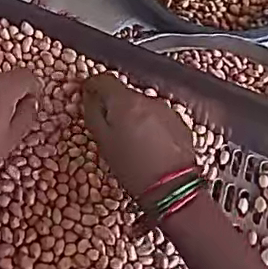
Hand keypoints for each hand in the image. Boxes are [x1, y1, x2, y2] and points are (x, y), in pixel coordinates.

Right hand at [80, 73, 195, 198]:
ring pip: (141, 107)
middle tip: (107, 129)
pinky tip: (147, 147)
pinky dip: (149, 126)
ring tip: (129, 142)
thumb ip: (93, 113)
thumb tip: (89, 96)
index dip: (92, 85)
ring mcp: (167, 111)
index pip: (104, 80)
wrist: (173, 188)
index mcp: (125, 102)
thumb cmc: (132, 167)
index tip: (87, 94)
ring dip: (132, 117)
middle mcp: (148, 100)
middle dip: (114, 106)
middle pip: (124, 94)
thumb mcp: (103, 141)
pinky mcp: (180, 124)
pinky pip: (157, 118)